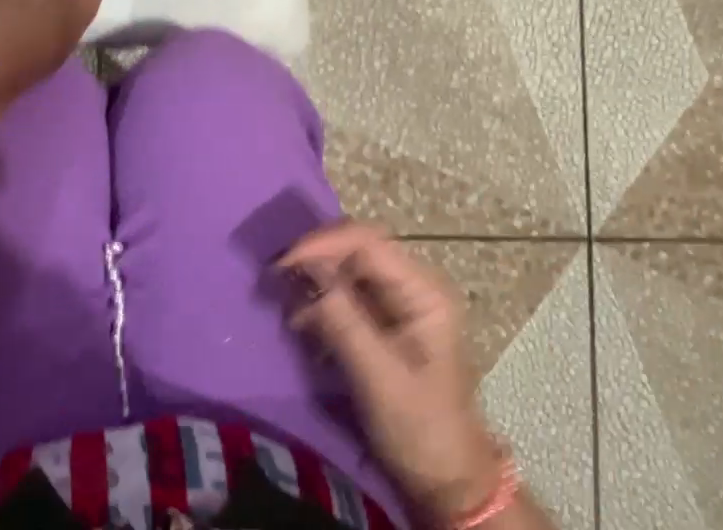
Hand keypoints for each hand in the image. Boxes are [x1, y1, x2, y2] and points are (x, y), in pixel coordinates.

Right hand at [281, 223, 501, 524]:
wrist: (446, 480)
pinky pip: (344, 292)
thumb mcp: (379, 376)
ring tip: (286, 303)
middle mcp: (413, 286)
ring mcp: (398, 302)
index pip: (366, 241)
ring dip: (312, 278)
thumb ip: (343, 318)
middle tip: (275, 278)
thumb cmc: (420, 428)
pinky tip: (301, 321)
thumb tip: (304, 267)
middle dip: (313, 257)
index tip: (282, 266)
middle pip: (354, 247)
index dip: (321, 244)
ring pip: (345, 267)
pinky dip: (318, 299)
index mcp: (424, 292)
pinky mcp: (382, 321)